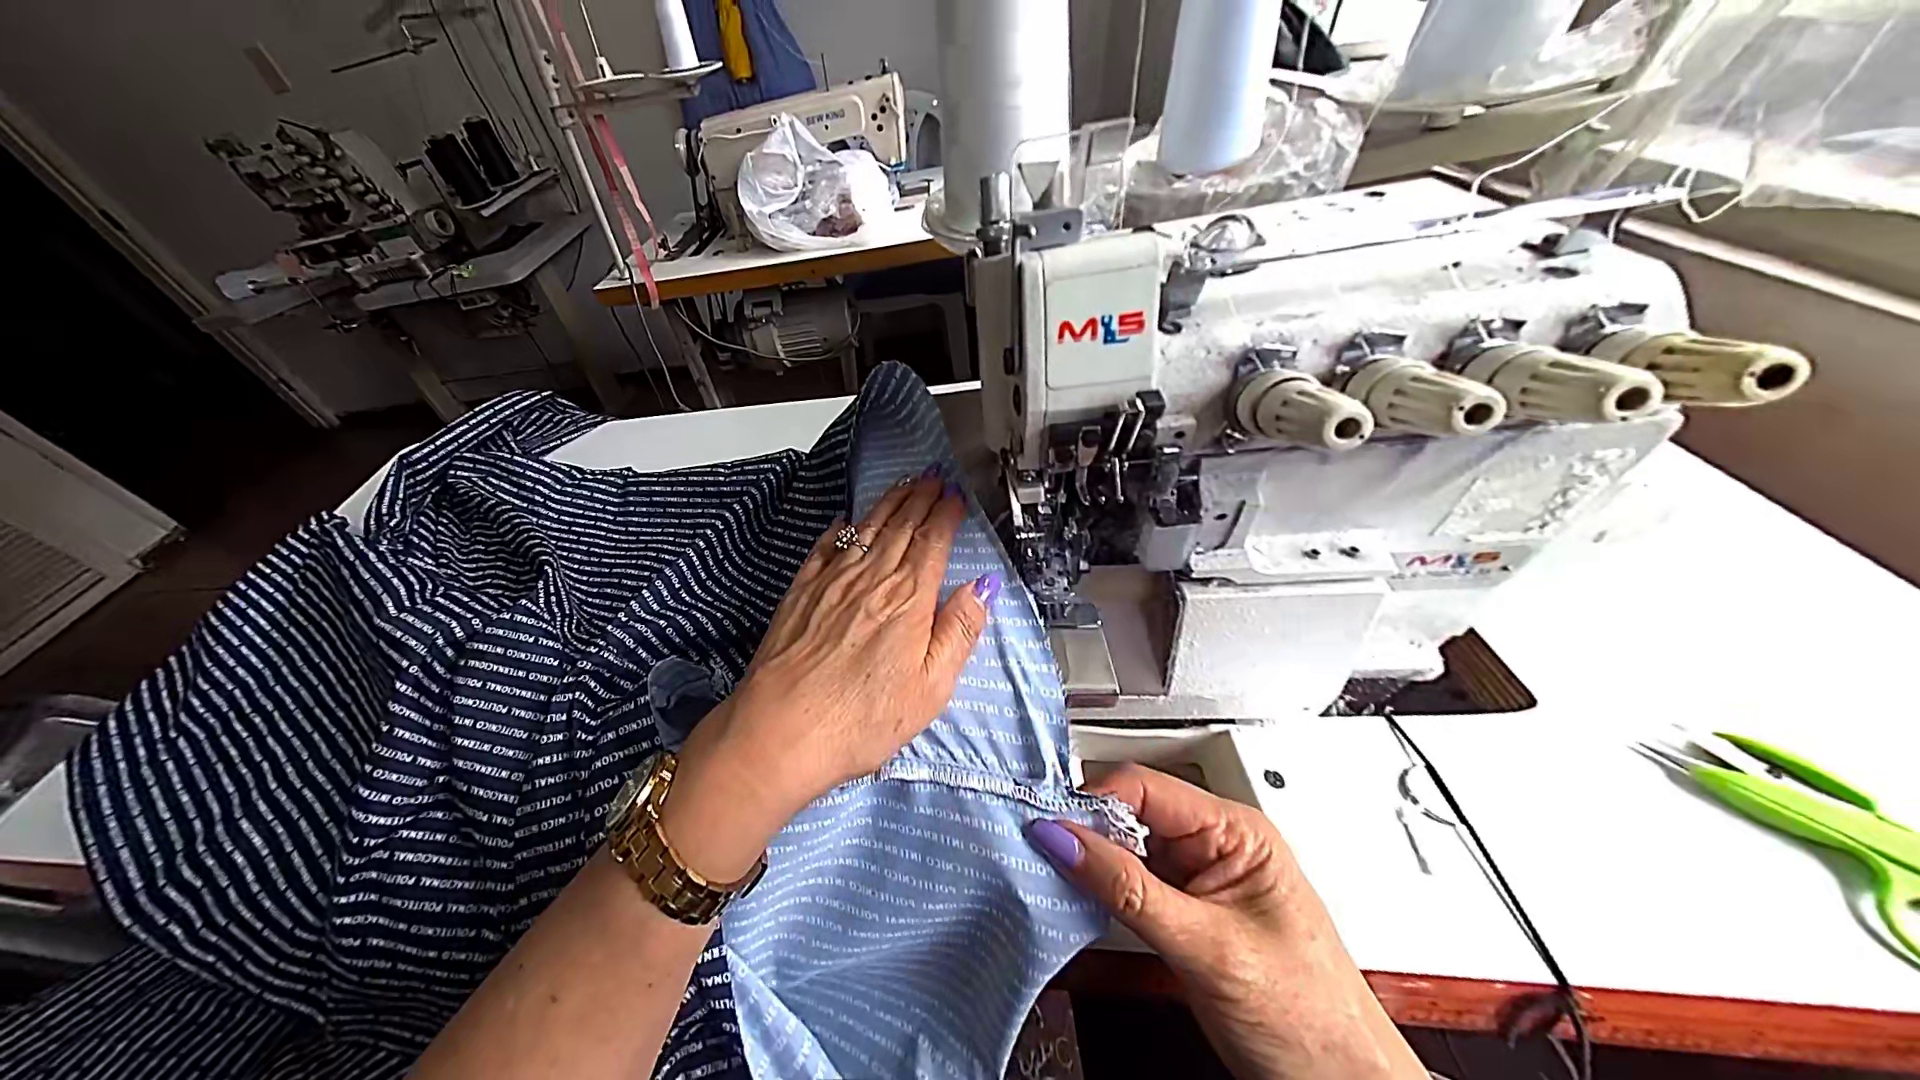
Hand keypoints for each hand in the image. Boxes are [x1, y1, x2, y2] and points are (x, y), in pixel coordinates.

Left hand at [660, 470, 996, 879]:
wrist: (780, 731)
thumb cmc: (859, 719)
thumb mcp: (930, 688)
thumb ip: (959, 631)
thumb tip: (981, 589)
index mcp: (908, 600)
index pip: (933, 541)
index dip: (946, 514)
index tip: (954, 497)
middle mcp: (871, 580)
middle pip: (901, 526)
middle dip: (921, 497)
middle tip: (933, 477)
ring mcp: (831, 582)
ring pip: (866, 529)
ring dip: (888, 503)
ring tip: (904, 485)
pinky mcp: (800, 593)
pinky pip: (825, 548)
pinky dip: (839, 529)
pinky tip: (845, 520)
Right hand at [1027, 765, 1426, 1079]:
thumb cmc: (1309, 1020)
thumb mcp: (1206, 947)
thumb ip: (1128, 889)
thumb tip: (1065, 838)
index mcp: (1236, 830)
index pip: (1146, 786)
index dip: (1093, 797)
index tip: (1050, 821)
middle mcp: (1215, 843)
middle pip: (1131, 810)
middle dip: (1087, 827)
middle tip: (1044, 848)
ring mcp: (1197, 877)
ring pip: (1125, 845)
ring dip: (1091, 859)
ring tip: (1054, 872)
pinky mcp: (1183, 908)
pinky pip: (1128, 881)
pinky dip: (1101, 887)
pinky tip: (1079, 897)